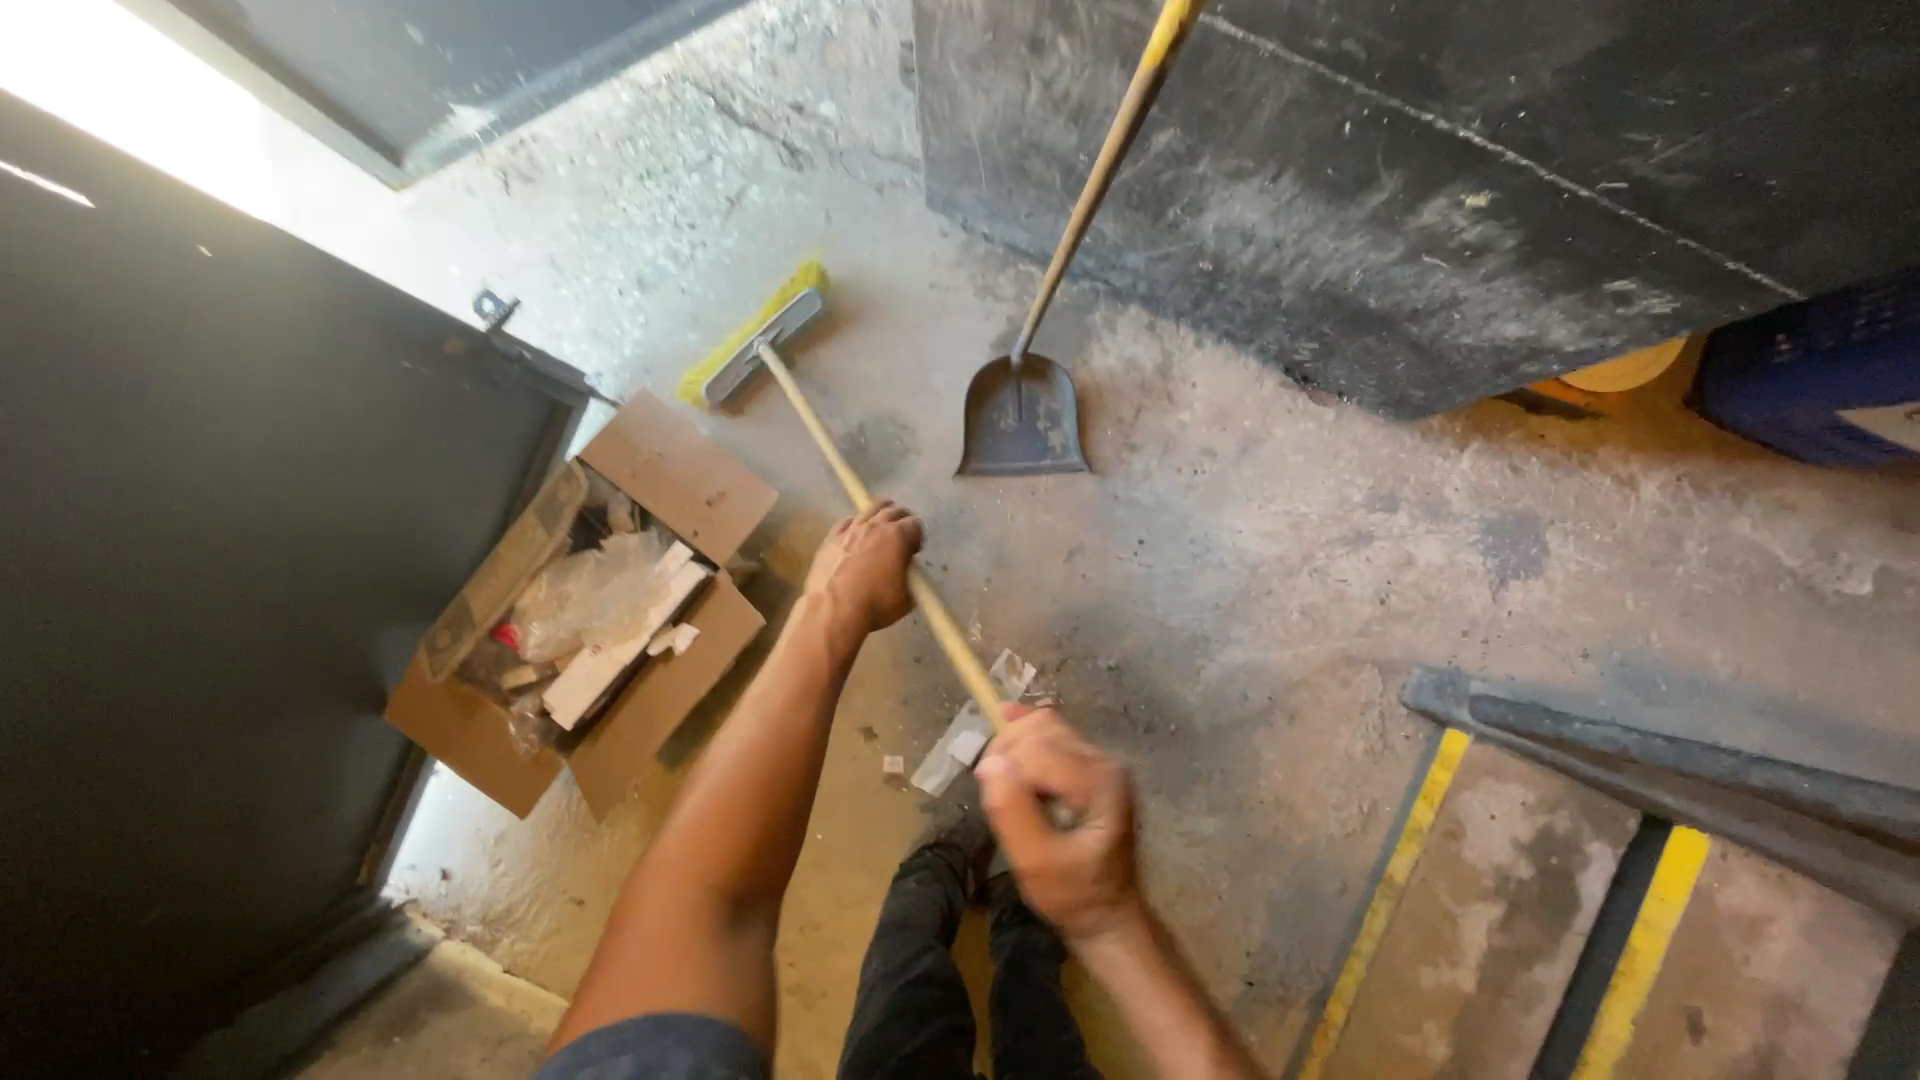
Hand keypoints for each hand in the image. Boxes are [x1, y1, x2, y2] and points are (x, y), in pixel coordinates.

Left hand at [803, 499, 922, 633]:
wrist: (834, 610)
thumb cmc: (875, 605)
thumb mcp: (906, 598)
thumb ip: (910, 579)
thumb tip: (906, 575)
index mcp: (898, 537)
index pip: (916, 525)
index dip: (917, 537)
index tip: (914, 551)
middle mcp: (875, 526)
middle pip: (894, 511)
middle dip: (902, 519)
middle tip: (902, 533)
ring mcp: (851, 530)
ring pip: (869, 510)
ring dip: (879, 514)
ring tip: (880, 524)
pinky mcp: (830, 538)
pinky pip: (846, 522)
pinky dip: (854, 525)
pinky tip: (854, 534)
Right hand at [977, 705, 1143, 943]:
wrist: (1108, 914)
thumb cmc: (1074, 895)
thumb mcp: (1036, 865)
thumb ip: (1013, 812)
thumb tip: (989, 764)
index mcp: (1098, 783)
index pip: (1036, 748)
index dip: (1004, 765)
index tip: (990, 797)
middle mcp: (1103, 762)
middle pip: (1040, 729)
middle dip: (1006, 751)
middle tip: (994, 792)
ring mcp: (1100, 761)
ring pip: (1044, 726)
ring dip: (1014, 745)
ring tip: (1003, 783)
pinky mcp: (1089, 765)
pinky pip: (1052, 732)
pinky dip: (1025, 734)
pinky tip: (1006, 729)